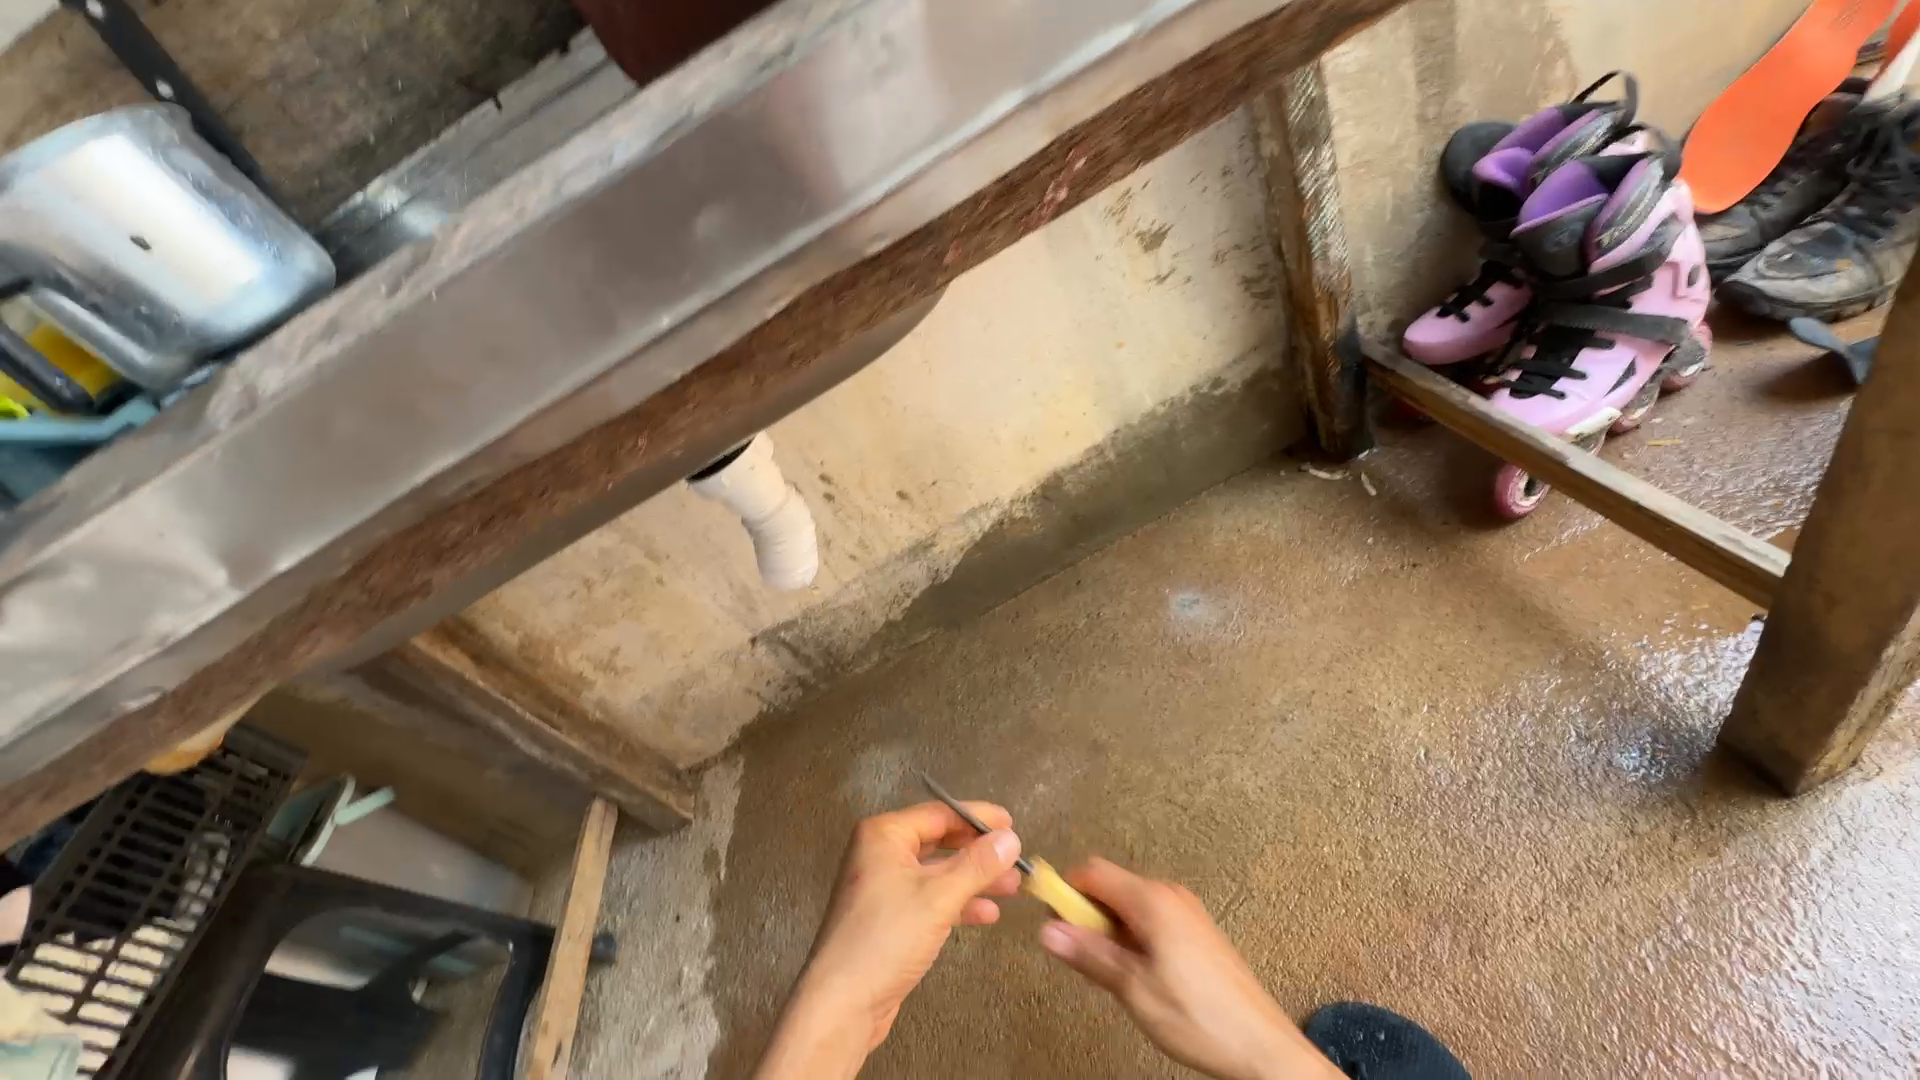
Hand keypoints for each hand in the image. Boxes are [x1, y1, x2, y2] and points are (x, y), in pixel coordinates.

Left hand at [756, 801, 1022, 1078]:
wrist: (842, 1005)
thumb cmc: (887, 938)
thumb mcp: (939, 897)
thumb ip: (978, 865)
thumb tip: (1011, 838)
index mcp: (884, 835)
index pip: (940, 814)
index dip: (978, 818)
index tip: (1013, 825)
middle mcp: (880, 853)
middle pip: (940, 841)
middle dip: (979, 852)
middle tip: (1016, 857)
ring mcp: (883, 887)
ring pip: (938, 873)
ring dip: (974, 879)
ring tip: (1014, 887)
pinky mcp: (889, 918)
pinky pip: (930, 899)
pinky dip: (958, 903)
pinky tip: (988, 914)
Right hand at [1038, 858, 1342, 1079]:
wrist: (1263, 1048)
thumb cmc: (1200, 1018)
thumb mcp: (1133, 989)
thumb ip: (1088, 954)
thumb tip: (1047, 930)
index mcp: (1151, 900)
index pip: (1092, 871)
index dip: (1065, 891)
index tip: (1052, 921)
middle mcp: (1169, 894)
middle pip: (1109, 885)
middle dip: (1088, 915)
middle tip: (1085, 958)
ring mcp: (1185, 909)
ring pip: (1128, 903)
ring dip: (1110, 929)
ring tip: (1116, 974)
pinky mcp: (1195, 928)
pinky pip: (1150, 916)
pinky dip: (1133, 935)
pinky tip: (1141, 973)